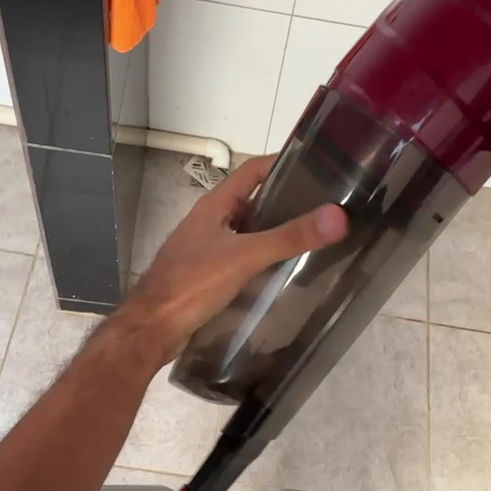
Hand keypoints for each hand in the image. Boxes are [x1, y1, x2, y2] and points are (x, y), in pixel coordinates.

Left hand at [112, 153, 348, 364]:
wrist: (153, 327)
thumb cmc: (193, 283)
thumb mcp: (246, 256)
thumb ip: (289, 237)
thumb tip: (337, 216)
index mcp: (215, 205)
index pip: (252, 171)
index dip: (281, 163)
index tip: (315, 165)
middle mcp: (209, 222)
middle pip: (252, 202)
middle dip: (284, 203)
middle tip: (322, 208)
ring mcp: (205, 250)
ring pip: (246, 234)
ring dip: (273, 235)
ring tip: (309, 240)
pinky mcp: (206, 276)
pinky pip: (240, 261)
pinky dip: (261, 262)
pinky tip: (280, 275)